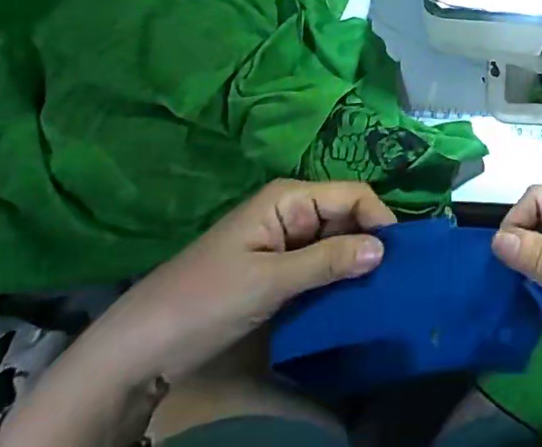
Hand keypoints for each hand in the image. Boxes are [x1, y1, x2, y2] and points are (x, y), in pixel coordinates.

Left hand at [112, 179, 395, 378]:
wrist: (140, 348)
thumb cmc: (204, 301)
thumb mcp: (269, 281)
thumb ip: (327, 262)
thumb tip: (383, 248)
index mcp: (289, 198)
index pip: (353, 195)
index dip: (379, 219)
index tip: (401, 257)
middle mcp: (291, 211)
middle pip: (348, 215)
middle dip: (371, 241)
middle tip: (396, 278)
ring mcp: (284, 240)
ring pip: (337, 241)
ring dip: (356, 262)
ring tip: (382, 290)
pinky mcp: (278, 269)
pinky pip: (320, 264)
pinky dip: (337, 277)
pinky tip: (353, 297)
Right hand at [489, 185, 541, 394]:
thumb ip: (540, 259)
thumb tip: (497, 237)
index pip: (540, 197)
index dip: (516, 220)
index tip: (502, 257)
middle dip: (520, 236)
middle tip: (509, 274)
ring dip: (527, 253)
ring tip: (518, 283)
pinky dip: (538, 267)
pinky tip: (532, 289)